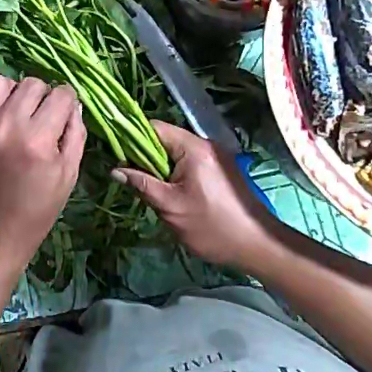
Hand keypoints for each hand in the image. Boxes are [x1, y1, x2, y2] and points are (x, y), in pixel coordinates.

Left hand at [0, 76, 85, 263]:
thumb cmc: (37, 209)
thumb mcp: (68, 175)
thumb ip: (75, 136)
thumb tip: (74, 106)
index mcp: (38, 139)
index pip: (61, 95)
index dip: (68, 101)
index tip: (66, 113)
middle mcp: (8, 124)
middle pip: (32, 84)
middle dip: (44, 95)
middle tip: (44, 116)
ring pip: (0, 81)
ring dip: (14, 91)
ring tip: (18, 111)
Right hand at [114, 121, 284, 271]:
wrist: (257, 244)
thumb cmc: (211, 227)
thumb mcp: (170, 207)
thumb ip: (141, 184)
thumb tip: (115, 170)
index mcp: (193, 148)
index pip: (154, 128)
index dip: (131, 137)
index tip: (114, 154)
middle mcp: (204, 144)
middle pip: (164, 139)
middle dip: (143, 156)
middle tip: (127, 176)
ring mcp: (214, 156)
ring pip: (174, 153)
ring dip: (158, 167)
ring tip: (144, 187)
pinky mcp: (218, 170)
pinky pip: (187, 163)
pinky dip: (173, 174)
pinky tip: (166, 193)